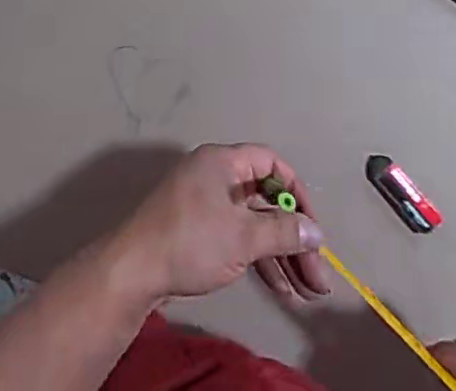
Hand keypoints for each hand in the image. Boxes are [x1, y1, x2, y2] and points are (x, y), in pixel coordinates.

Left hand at [102, 143, 330, 307]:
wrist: (137, 267)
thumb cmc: (191, 241)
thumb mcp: (243, 237)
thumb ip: (283, 231)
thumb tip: (315, 231)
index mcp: (220, 163)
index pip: (268, 162)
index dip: (295, 190)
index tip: (312, 225)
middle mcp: (213, 176)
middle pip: (264, 198)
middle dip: (294, 236)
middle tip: (319, 276)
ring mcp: (205, 202)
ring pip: (253, 222)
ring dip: (282, 254)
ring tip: (309, 293)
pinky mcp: (199, 228)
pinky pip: (238, 236)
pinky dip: (259, 259)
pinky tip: (282, 291)